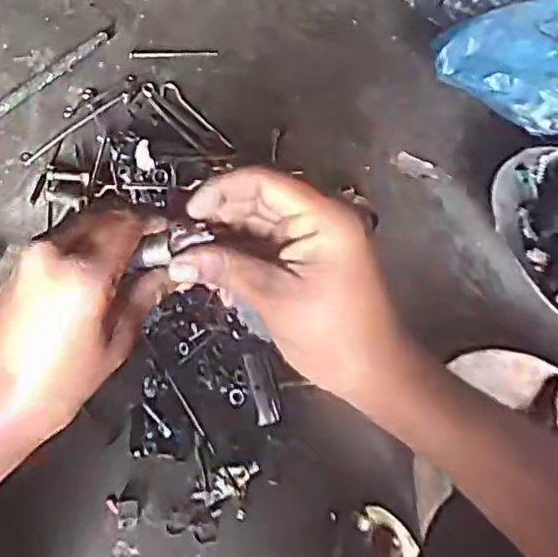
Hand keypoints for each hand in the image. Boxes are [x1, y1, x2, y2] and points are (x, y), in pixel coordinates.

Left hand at [0, 204, 166, 442]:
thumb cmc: (46, 389)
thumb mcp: (113, 347)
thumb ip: (141, 299)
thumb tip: (162, 275)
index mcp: (83, 275)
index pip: (129, 225)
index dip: (153, 225)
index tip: (165, 234)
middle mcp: (54, 254)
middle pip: (104, 215)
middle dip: (131, 224)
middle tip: (149, 247)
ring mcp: (33, 255)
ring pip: (82, 223)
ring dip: (106, 232)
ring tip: (122, 264)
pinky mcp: (21, 262)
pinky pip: (61, 239)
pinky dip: (82, 245)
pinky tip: (93, 272)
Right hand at [179, 167, 422, 409]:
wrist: (373, 374)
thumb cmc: (342, 339)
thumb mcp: (276, 299)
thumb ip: (227, 270)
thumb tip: (184, 258)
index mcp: (324, 219)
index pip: (263, 182)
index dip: (222, 190)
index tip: (193, 209)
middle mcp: (318, 218)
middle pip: (255, 197)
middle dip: (216, 212)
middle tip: (185, 231)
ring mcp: (309, 234)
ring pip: (253, 217)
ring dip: (221, 231)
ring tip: (192, 248)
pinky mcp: (300, 252)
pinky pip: (259, 237)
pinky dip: (234, 247)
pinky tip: (211, 260)